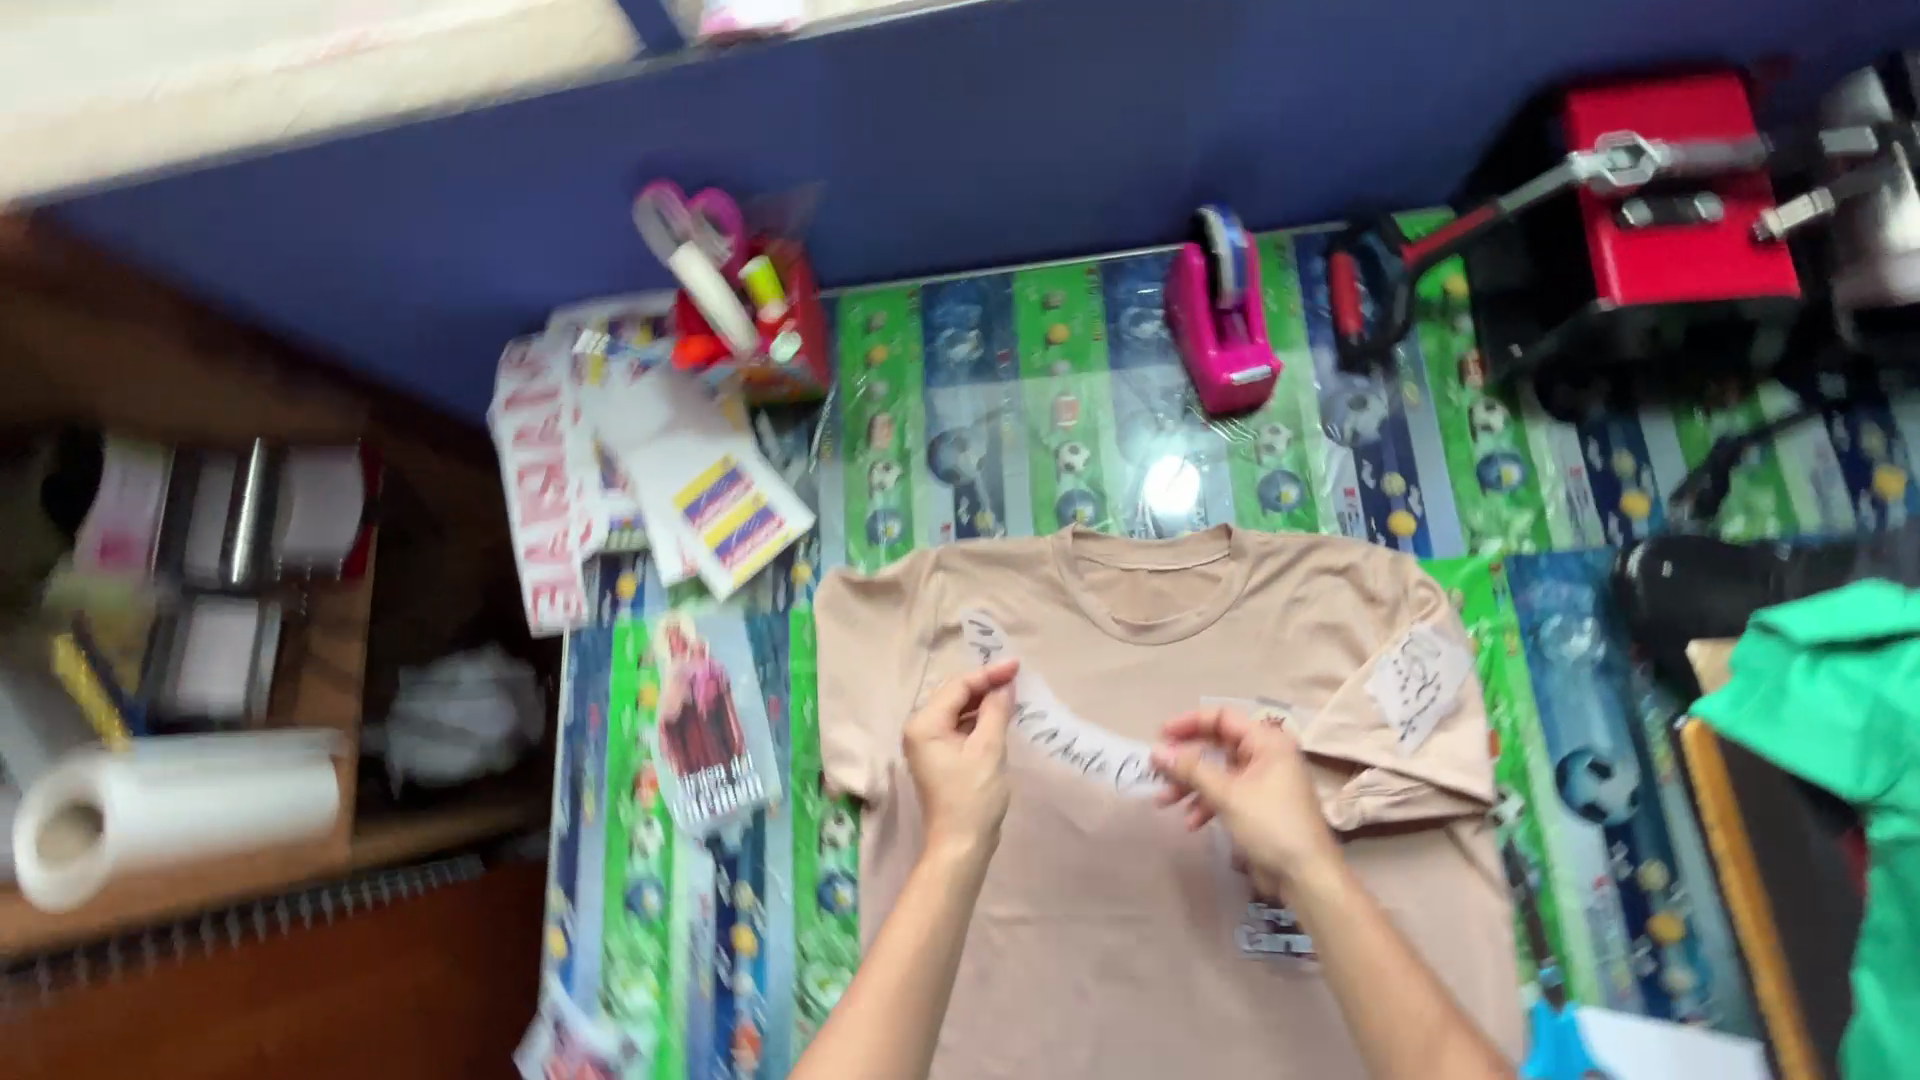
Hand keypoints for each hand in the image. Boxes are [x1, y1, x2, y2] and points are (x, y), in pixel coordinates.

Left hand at [903, 659, 1020, 860]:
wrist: (961, 845)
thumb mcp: (989, 749)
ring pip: (958, 710)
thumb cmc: (973, 797)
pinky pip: (959, 727)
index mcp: (924, 724)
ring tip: (1012, 692)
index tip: (1016, 666)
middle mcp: (919, 729)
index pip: (958, 686)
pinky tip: (1000, 715)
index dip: (988, 674)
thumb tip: (1005, 684)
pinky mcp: (940, 757)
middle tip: (1016, 676)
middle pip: (955, 695)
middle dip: (986, 684)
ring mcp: (928, 744)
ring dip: (984, 701)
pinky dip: (979, 719)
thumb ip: (996, 710)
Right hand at [1151, 706, 1340, 894]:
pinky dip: (1205, 803)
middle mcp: (1265, 755)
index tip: (1160, 736)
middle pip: (1216, 746)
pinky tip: (1192, 822)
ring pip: (1216, 772)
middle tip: (1157, 771)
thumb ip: (1190, 769)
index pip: (1221, 717)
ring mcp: (1262, 781)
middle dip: (1185, 761)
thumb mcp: (1227, 794)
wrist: (1307, 877)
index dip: (1188, 723)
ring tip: (1164, 801)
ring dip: (1189, 785)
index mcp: (1267, 742)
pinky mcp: (1257, 805)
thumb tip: (1156, 751)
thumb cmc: (1271, 825)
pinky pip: (1224, 793)